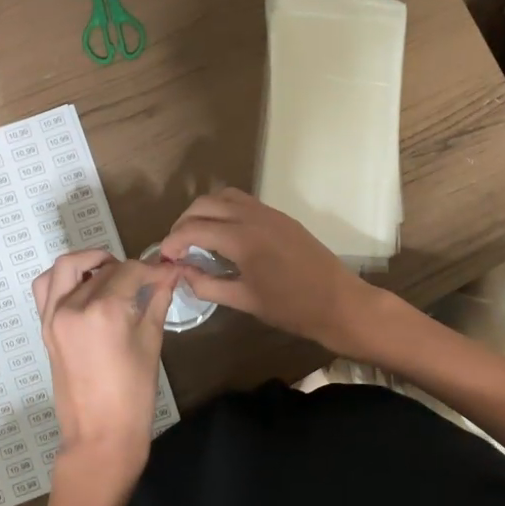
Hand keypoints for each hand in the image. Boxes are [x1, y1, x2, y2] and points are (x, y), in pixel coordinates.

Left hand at [33, 250, 179, 499]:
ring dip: (90, 262)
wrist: (101, 434)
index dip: (152, 270)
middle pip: (103, 268)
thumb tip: (171, 275)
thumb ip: (158, 301)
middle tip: (148, 280)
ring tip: (112, 274)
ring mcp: (54, 316)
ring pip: (67, 267)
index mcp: (104, 310)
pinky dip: (64, 278)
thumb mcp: (151, 342)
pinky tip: (86, 287)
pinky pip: (47, 288)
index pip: (130, 271)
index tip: (167, 274)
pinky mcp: (46, 328)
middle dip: (128, 268)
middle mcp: (73, 305)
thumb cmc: (134, 394)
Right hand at [159, 188, 390, 355]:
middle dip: (184, 222)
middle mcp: (254, 217)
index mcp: (242, 239)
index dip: (173, 242)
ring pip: (226, 197)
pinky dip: (226, 211)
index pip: (194, 229)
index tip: (164, 259)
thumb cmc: (292, 308)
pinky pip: (245, 203)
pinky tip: (224, 237)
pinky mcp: (282, 218)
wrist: (339, 303)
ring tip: (198, 238)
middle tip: (177, 248)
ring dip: (205, 211)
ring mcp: (270, 214)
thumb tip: (182, 274)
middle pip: (205, 204)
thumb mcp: (245, 301)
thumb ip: (209, 285)